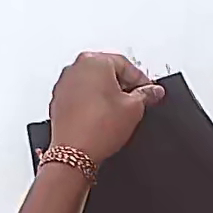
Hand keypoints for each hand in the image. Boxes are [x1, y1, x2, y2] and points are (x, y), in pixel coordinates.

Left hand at [49, 52, 163, 163]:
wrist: (74, 152)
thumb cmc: (98, 128)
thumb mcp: (134, 108)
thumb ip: (147, 94)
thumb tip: (153, 91)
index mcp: (94, 61)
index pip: (126, 64)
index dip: (141, 80)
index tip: (149, 91)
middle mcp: (75, 68)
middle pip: (107, 71)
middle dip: (123, 85)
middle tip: (137, 100)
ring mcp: (64, 84)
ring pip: (93, 83)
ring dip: (107, 94)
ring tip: (119, 112)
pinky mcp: (59, 100)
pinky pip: (81, 95)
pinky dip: (93, 102)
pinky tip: (103, 117)